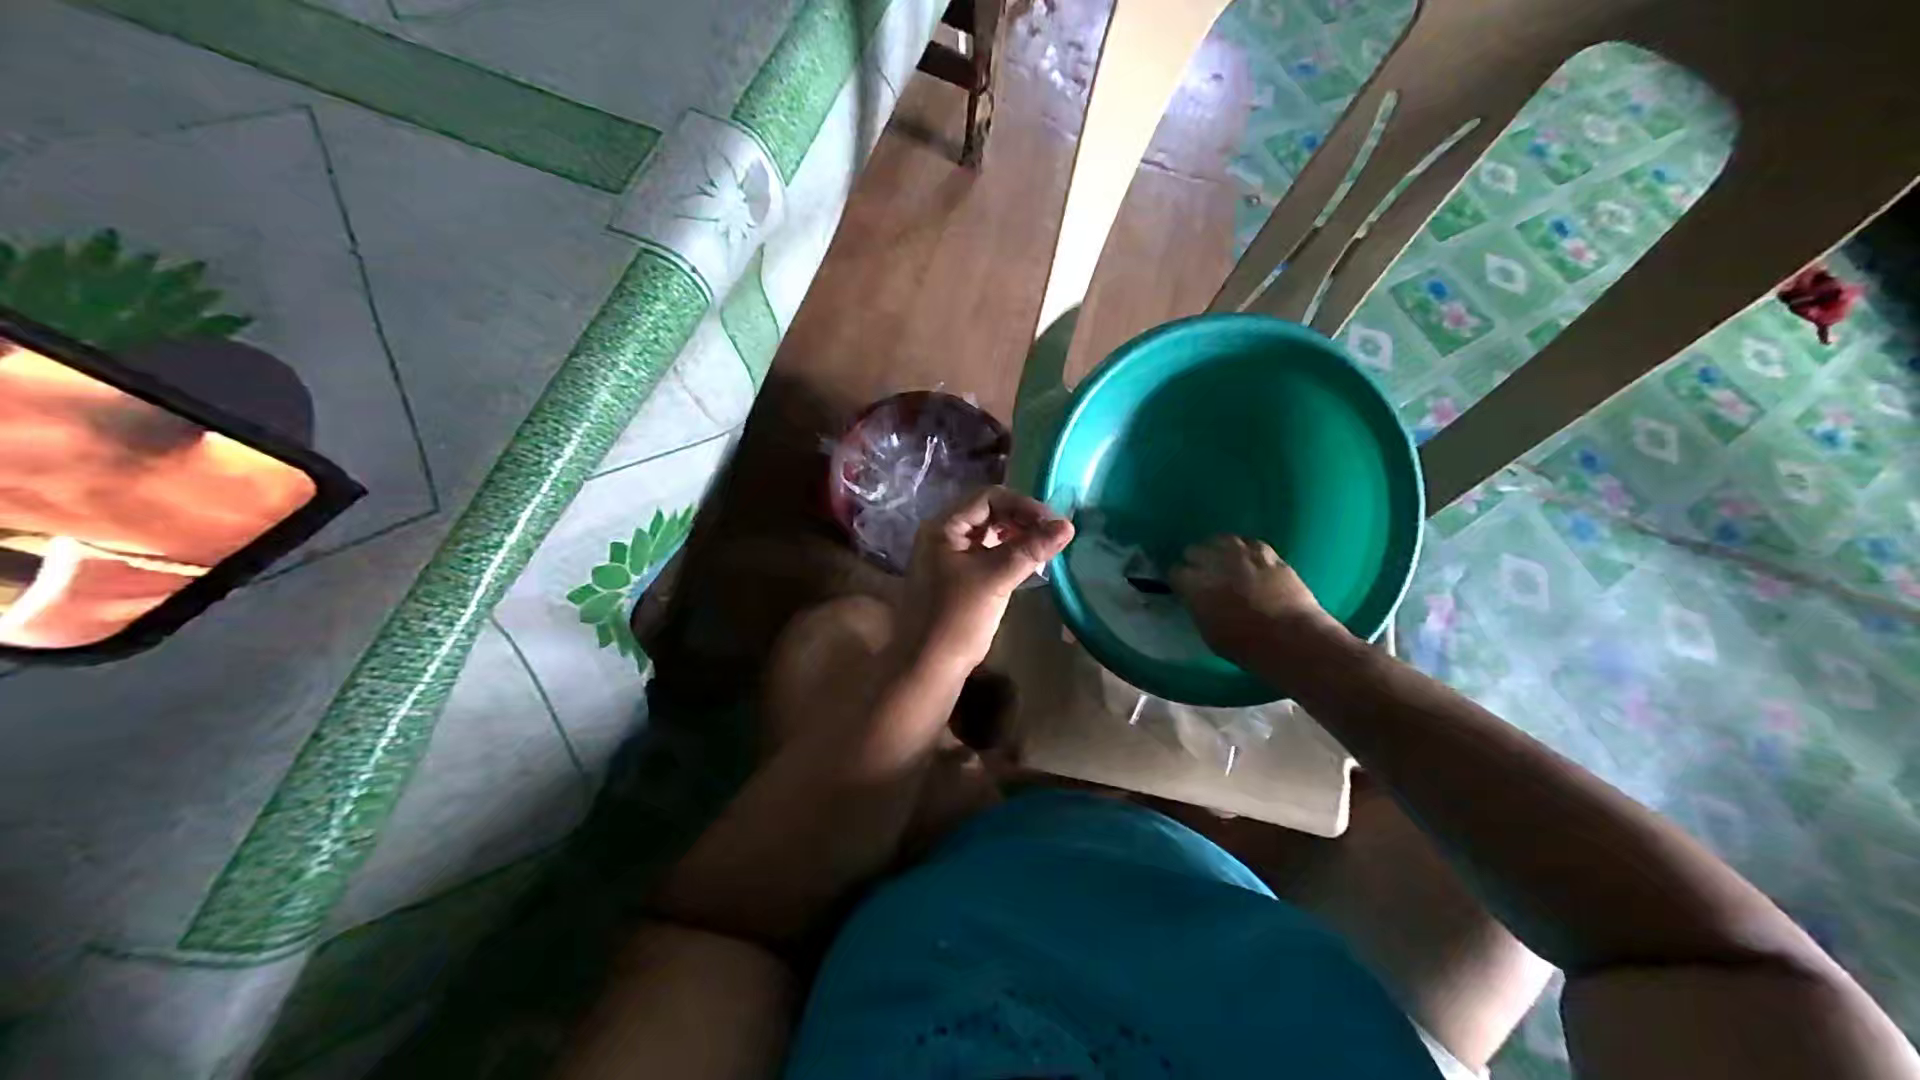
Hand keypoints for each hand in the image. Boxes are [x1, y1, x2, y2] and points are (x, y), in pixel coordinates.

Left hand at [900, 486, 1073, 669]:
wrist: (927, 668)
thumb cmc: (956, 619)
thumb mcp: (995, 579)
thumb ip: (1031, 549)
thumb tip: (1068, 525)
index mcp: (942, 527)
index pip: (988, 497)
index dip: (1023, 505)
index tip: (1053, 523)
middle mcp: (942, 535)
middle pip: (988, 512)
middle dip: (1022, 519)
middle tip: (1053, 534)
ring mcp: (947, 557)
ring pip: (988, 534)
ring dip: (1017, 536)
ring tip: (1045, 548)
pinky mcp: (956, 578)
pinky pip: (986, 554)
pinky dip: (1008, 554)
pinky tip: (1028, 565)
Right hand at [1171, 535, 1349, 667]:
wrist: (1290, 638)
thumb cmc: (1244, 645)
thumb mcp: (1208, 630)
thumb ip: (1198, 607)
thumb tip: (1198, 599)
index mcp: (1193, 585)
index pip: (1175, 572)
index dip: (1181, 581)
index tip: (1186, 589)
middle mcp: (1213, 562)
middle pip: (1194, 550)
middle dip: (1197, 562)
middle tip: (1206, 576)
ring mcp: (1241, 554)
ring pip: (1220, 540)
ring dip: (1220, 550)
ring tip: (1226, 563)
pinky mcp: (1266, 552)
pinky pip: (1248, 542)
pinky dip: (1246, 550)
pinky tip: (1251, 561)